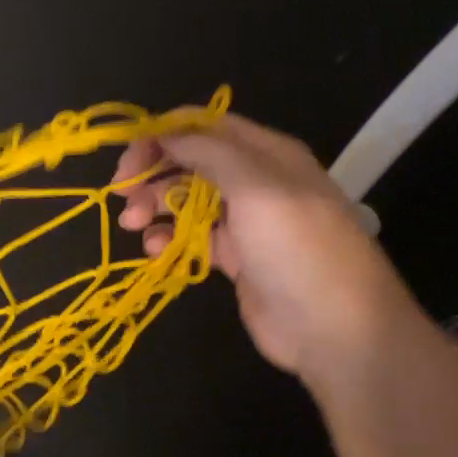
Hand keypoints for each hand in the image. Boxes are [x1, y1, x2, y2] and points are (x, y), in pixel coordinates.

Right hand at [114, 114, 423, 379]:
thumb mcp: (257, 189)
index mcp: (268, 156)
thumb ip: (209, 153)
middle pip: (188, 161)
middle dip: (151, 173)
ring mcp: (245, 220)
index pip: (204, 126)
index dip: (161, 134)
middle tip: (121, 195)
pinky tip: (156, 251)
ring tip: (133, 227)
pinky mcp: (235, 256)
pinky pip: (189, 235)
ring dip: (152, 206)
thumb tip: (165, 134)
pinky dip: (166, 238)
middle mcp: (256, 181)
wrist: (336, 331)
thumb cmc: (298, 250)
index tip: (128, 159)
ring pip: (183, 198)